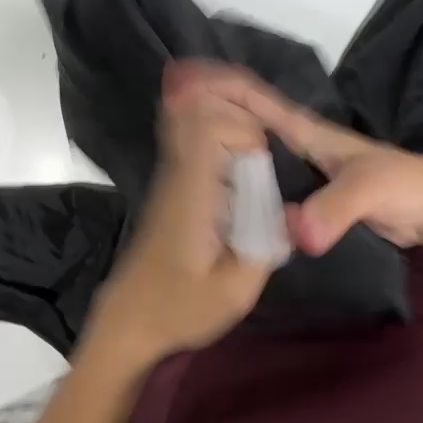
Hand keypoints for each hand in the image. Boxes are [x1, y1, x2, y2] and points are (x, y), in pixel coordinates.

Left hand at [85, 63, 275, 360]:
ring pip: (192, 114)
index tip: (264, 159)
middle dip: (239, 112)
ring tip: (258, 139)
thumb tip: (292, 209)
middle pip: (199, 106)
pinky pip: (192, 134)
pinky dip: (216, 127)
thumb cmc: (180, 307)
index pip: (209, 124)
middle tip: (266, 143)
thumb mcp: (235, 291)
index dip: (243, 128)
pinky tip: (241, 149)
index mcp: (193, 190)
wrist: (130, 316)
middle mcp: (179, 170)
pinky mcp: (173, 181)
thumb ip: (265, 244)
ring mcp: (171, 172)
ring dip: (228, 115)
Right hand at [181, 63, 422, 255]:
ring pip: (247, 146)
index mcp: (303, 130)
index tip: (177, 78)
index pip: (251, 97)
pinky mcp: (303, 192)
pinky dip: (234, 174)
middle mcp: (294, 141)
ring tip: (175, 147)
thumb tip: (296, 234)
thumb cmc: (404, 186)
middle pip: (240, 116)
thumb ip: (334, 210)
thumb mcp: (370, 193)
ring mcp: (298, 166)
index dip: (215, 81)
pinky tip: (216, 192)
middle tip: (162, 113)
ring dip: (214, 138)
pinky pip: (258, 176)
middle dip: (202, 105)